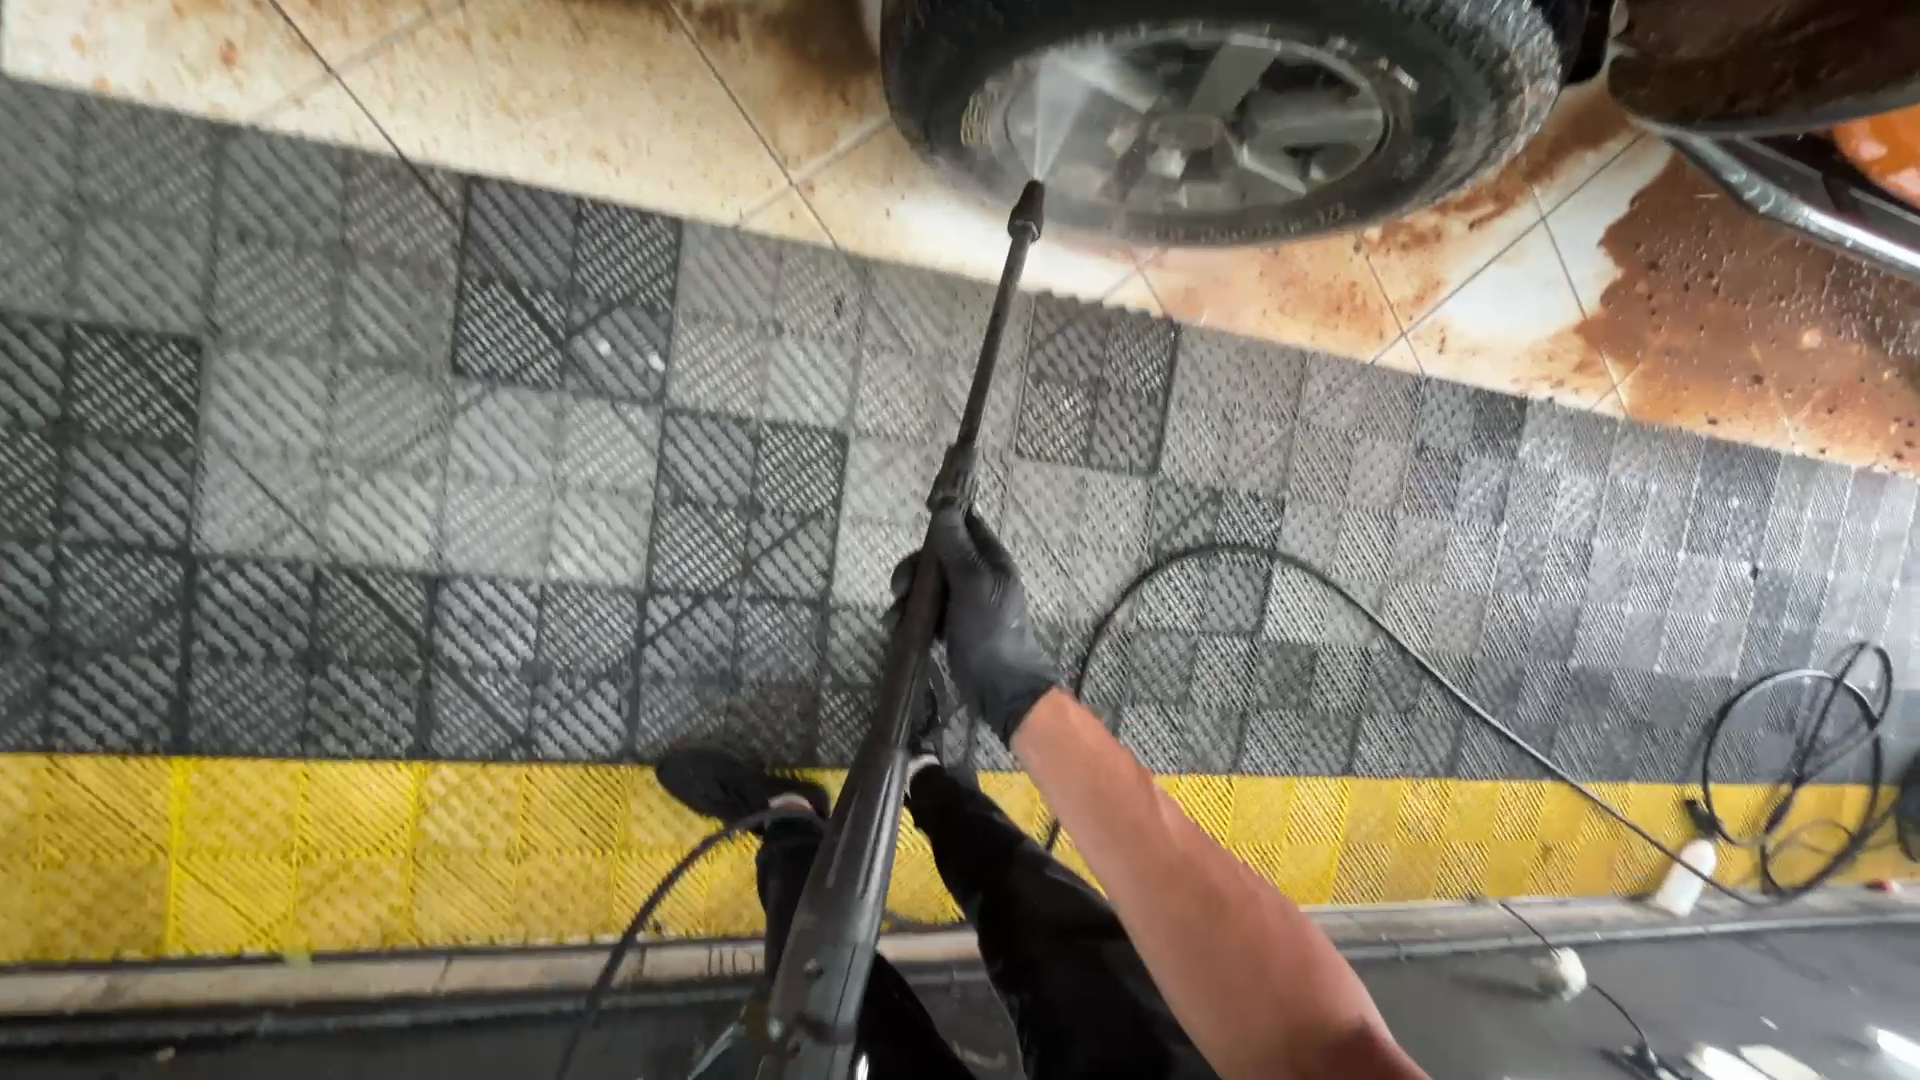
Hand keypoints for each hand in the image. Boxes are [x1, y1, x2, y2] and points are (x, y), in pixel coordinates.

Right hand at [890, 507, 1057, 743]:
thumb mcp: (973, 583)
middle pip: (938, 557)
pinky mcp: (952, 627)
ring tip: (894, 618)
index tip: (916, 531)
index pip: (965, 526)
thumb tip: (945, 506)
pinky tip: (897, 630)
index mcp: (991, 560)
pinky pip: (926, 612)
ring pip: (928, 586)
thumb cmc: (990, 632)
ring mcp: (964, 603)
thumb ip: (957, 547)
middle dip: (915, 569)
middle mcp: (978, 577)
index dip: (941, 522)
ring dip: (907, 597)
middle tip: (899, 588)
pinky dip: (911, 617)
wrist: (999, 688)